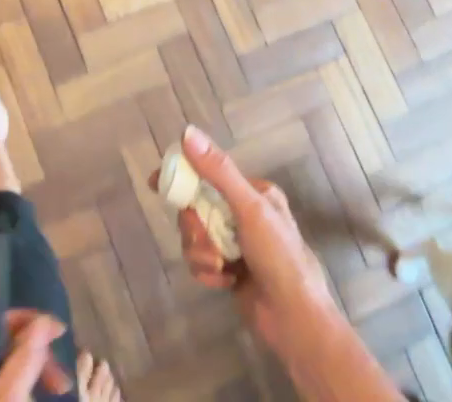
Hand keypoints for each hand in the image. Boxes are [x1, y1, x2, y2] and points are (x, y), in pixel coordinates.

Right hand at [155, 126, 337, 356]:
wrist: (295, 319)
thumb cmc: (279, 256)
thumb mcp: (249, 208)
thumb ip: (218, 172)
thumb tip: (187, 132)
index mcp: (254, 192)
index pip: (209, 174)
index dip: (182, 177)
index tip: (156, 183)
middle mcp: (244, 213)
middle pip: (196, 208)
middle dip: (195, 229)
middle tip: (205, 242)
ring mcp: (236, 242)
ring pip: (195, 236)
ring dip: (201, 253)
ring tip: (220, 266)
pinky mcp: (229, 268)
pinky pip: (200, 260)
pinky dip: (208, 271)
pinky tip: (225, 281)